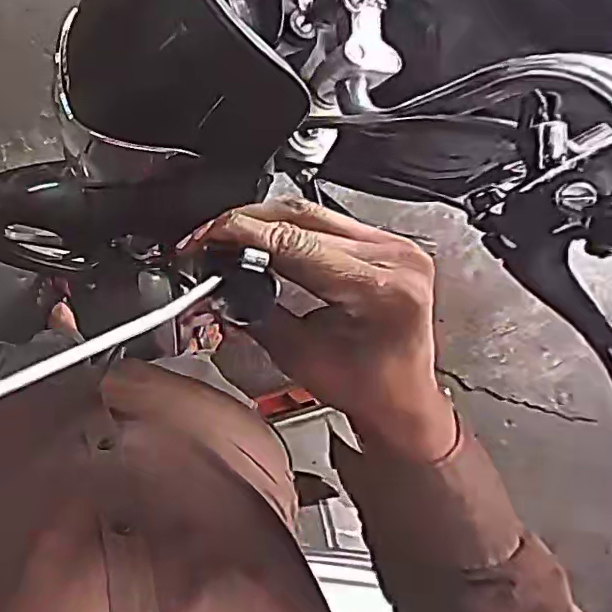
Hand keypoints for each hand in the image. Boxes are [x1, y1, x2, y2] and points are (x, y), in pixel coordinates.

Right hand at [200, 198, 456, 461]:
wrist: (403, 401)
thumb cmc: (366, 389)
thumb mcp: (297, 353)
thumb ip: (257, 310)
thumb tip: (222, 280)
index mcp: (377, 286)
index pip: (293, 241)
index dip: (241, 234)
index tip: (208, 237)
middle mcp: (393, 257)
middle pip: (301, 215)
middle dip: (244, 222)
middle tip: (208, 235)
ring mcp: (394, 245)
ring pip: (312, 211)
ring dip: (263, 220)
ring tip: (229, 236)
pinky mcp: (387, 244)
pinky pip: (328, 221)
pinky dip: (288, 226)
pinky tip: (264, 237)